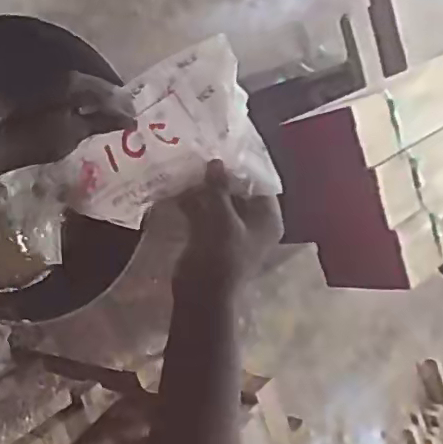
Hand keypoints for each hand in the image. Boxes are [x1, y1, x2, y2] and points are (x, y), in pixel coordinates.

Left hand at [2, 72, 136, 166]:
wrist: (6, 143)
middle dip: (112, 102)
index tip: (134, 119)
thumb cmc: (41, 140)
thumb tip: (129, 118)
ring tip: (111, 119)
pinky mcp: (43, 93)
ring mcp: (52, 83)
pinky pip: (72, 94)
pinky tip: (88, 116)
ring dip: (98, 103)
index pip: (107, 90)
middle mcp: (65, 76)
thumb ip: (102, 122)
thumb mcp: (75, 133)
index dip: (122, 105)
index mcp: (75, 83)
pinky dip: (83, 104)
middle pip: (96, 87)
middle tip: (126, 118)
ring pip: (84, 90)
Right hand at [175, 161, 282, 290]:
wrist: (201, 294)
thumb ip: (219, 190)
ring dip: (202, 188)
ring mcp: (230, 230)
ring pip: (218, 201)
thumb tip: (215, 162)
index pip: (259, 183)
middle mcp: (252, 222)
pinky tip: (175, 189)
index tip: (223, 148)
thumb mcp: (221, 220)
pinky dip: (192, 203)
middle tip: (199, 154)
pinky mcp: (210, 237)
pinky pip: (203, 214)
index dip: (242, 167)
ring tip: (184, 168)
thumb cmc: (219, 258)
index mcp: (266, 218)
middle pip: (238, 191)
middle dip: (218, 176)